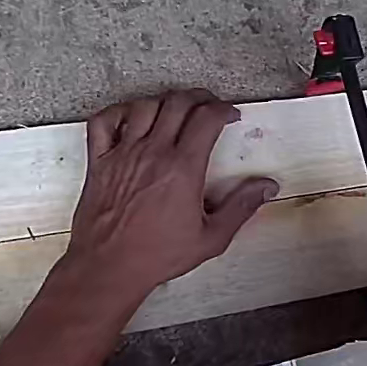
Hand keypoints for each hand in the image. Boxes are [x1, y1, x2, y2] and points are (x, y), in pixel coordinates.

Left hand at [51, 89, 277, 305]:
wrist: (109, 267)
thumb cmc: (158, 255)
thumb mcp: (212, 237)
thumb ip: (242, 207)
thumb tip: (266, 187)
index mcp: (183, 168)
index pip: (207, 119)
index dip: (224, 110)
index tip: (231, 116)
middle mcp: (153, 153)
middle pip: (177, 103)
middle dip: (199, 98)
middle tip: (209, 106)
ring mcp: (123, 154)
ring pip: (145, 106)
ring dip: (165, 102)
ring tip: (177, 110)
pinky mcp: (100, 161)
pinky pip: (104, 121)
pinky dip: (120, 111)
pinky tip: (132, 117)